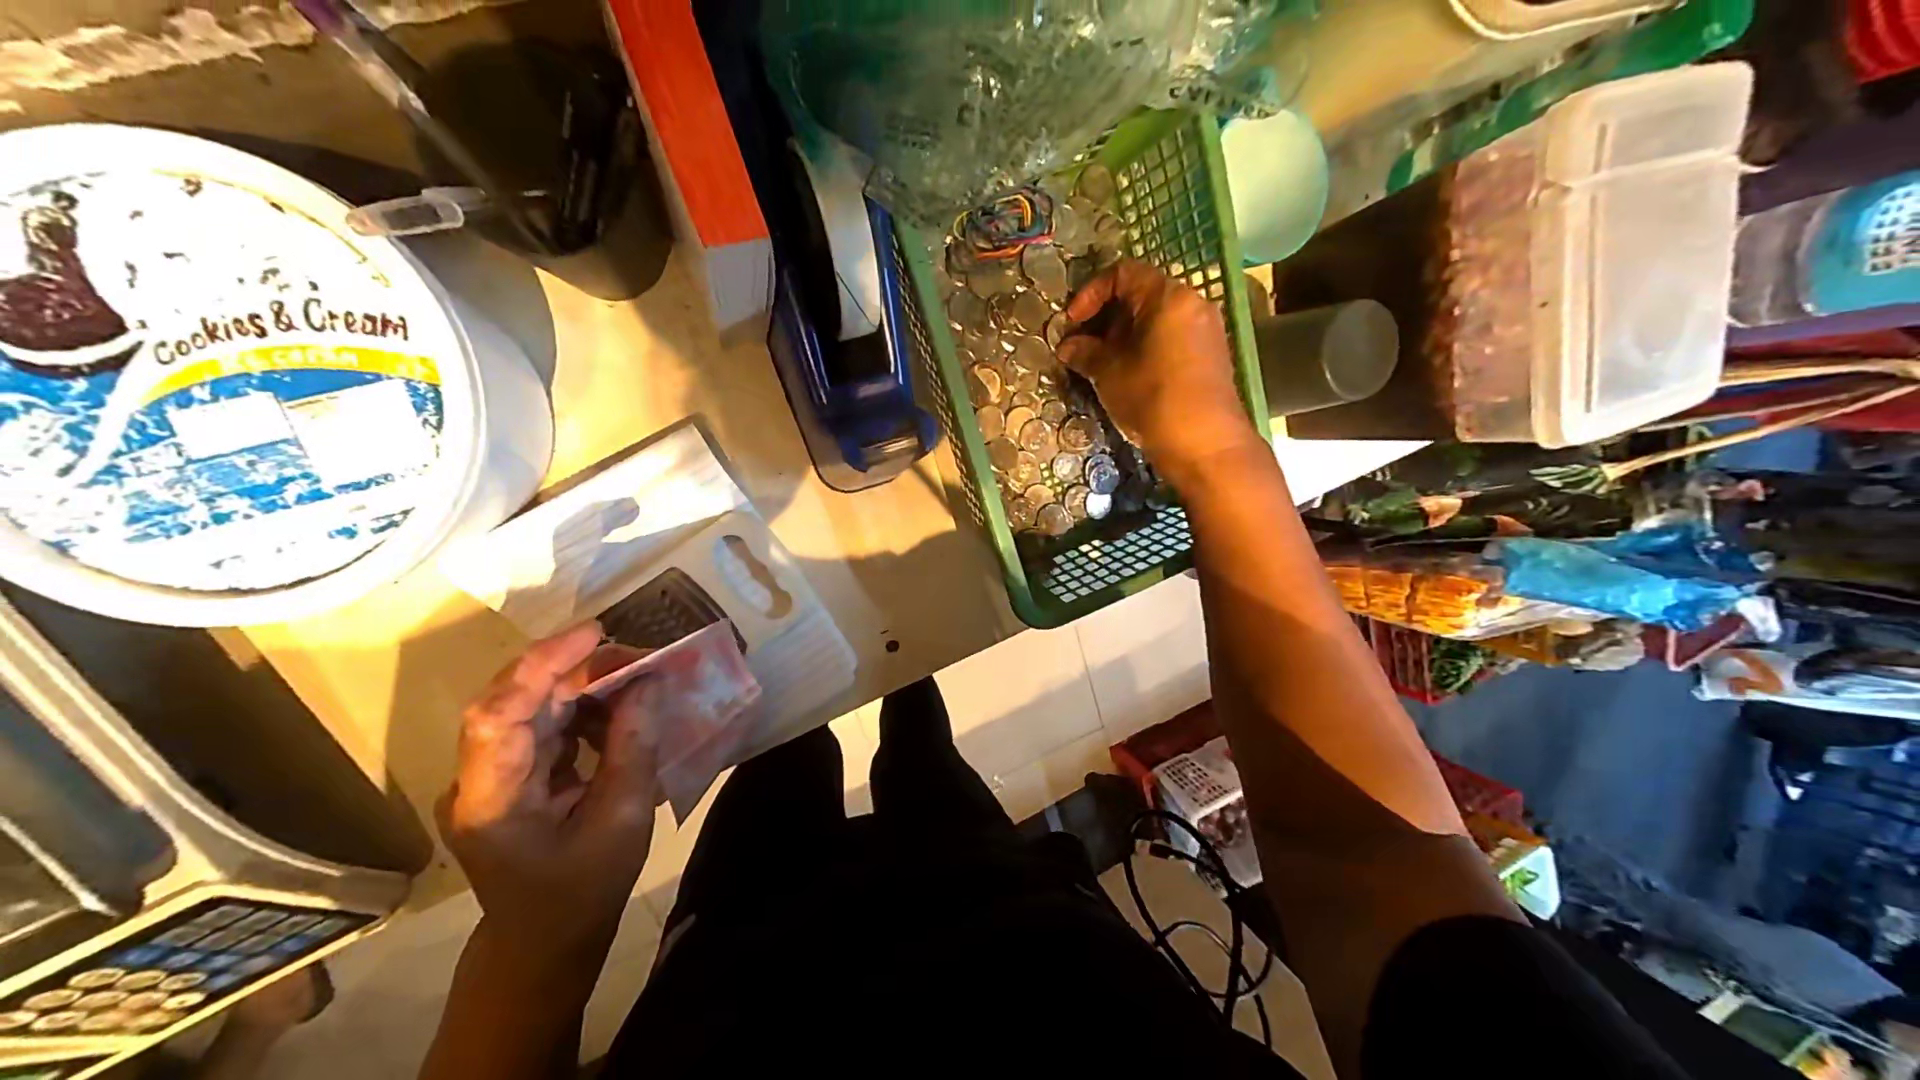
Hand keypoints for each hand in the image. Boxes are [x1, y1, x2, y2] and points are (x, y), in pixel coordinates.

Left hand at [439, 623, 659, 947]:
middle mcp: (478, 778)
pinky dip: (584, 706)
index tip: (594, 634)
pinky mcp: (512, 772)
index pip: (497, 715)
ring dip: (585, 684)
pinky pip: (545, 722)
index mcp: (491, 800)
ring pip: (532, 704)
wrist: (546, 939)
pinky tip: (621, 706)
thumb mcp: (623, 820)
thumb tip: (648, 682)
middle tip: (638, 657)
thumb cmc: (584, 889)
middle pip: (516, 699)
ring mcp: (491, 773)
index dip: (541, 666)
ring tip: (639, 676)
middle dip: (578, 668)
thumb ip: (633, 747)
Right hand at [1057, 260, 1262, 478]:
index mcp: (1168, 296)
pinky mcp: (1210, 355)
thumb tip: (1067, 347)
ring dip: (1123, 335)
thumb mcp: (1110, 373)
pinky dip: (1144, 347)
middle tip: (1082, 345)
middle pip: (1141, 295)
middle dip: (1106, 317)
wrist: (1204, 443)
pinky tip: (1128, 374)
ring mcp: (1205, 330)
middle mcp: (1192, 303)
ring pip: (1156, 319)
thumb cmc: (1152, 398)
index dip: (1091, 293)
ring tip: (1100, 363)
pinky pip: (1170, 338)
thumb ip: (1085, 353)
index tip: (1073, 322)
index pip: (1123, 274)